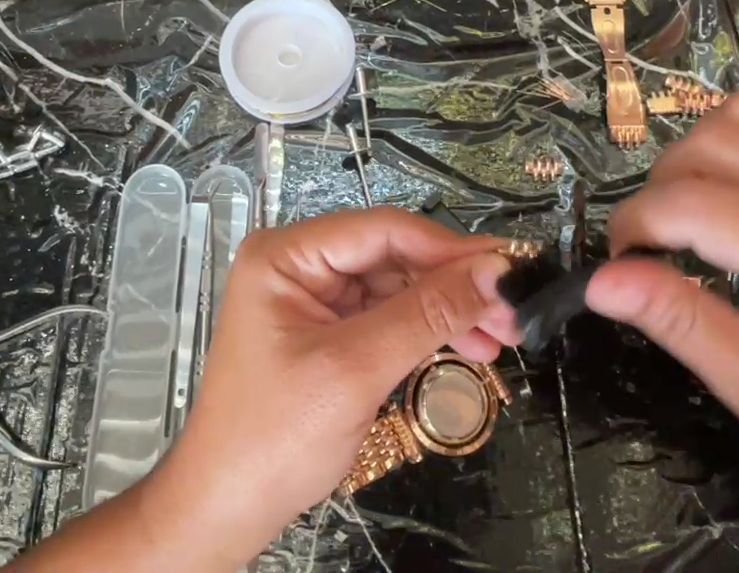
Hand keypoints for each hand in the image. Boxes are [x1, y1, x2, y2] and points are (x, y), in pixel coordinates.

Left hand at [135, 207, 519, 567]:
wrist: (226, 509)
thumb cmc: (276, 436)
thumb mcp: (356, 369)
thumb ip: (427, 315)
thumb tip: (496, 272)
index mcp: (287, 254)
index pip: (381, 230)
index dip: (448, 247)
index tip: (508, 267)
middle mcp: (299, 264)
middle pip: (392, 256)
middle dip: (452, 285)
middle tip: (512, 311)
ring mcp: (313, 297)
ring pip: (396, 287)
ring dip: (447, 311)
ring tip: (501, 337)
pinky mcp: (327, 330)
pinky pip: (387, 316)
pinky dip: (426, 332)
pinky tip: (467, 346)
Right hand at [584, 91, 738, 469]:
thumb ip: (677, 322)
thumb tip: (598, 281)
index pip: (696, 206)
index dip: (634, 225)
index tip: (620, 264)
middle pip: (709, 147)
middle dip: (656, 191)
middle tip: (655, 244)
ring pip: (736, 115)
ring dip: (689, 153)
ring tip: (687, 206)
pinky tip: (734, 167)